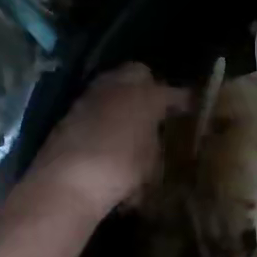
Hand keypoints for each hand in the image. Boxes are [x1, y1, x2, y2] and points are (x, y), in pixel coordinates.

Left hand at [27, 64, 186, 216]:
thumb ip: (155, 142)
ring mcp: (90, 97)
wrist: (65, 184)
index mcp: (147, 96)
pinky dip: (105, 113)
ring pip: (113, 85)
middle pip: (139, 72)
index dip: (185, 101)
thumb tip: (154, 138)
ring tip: (132, 122)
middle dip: (150, 86)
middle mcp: (118, 87)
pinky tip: (109, 135)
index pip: (174, 93)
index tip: (192, 108)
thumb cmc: (121, 171)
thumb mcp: (151, 162)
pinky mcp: (70, 112)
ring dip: (124, 98)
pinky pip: (96, 104)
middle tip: (157, 108)